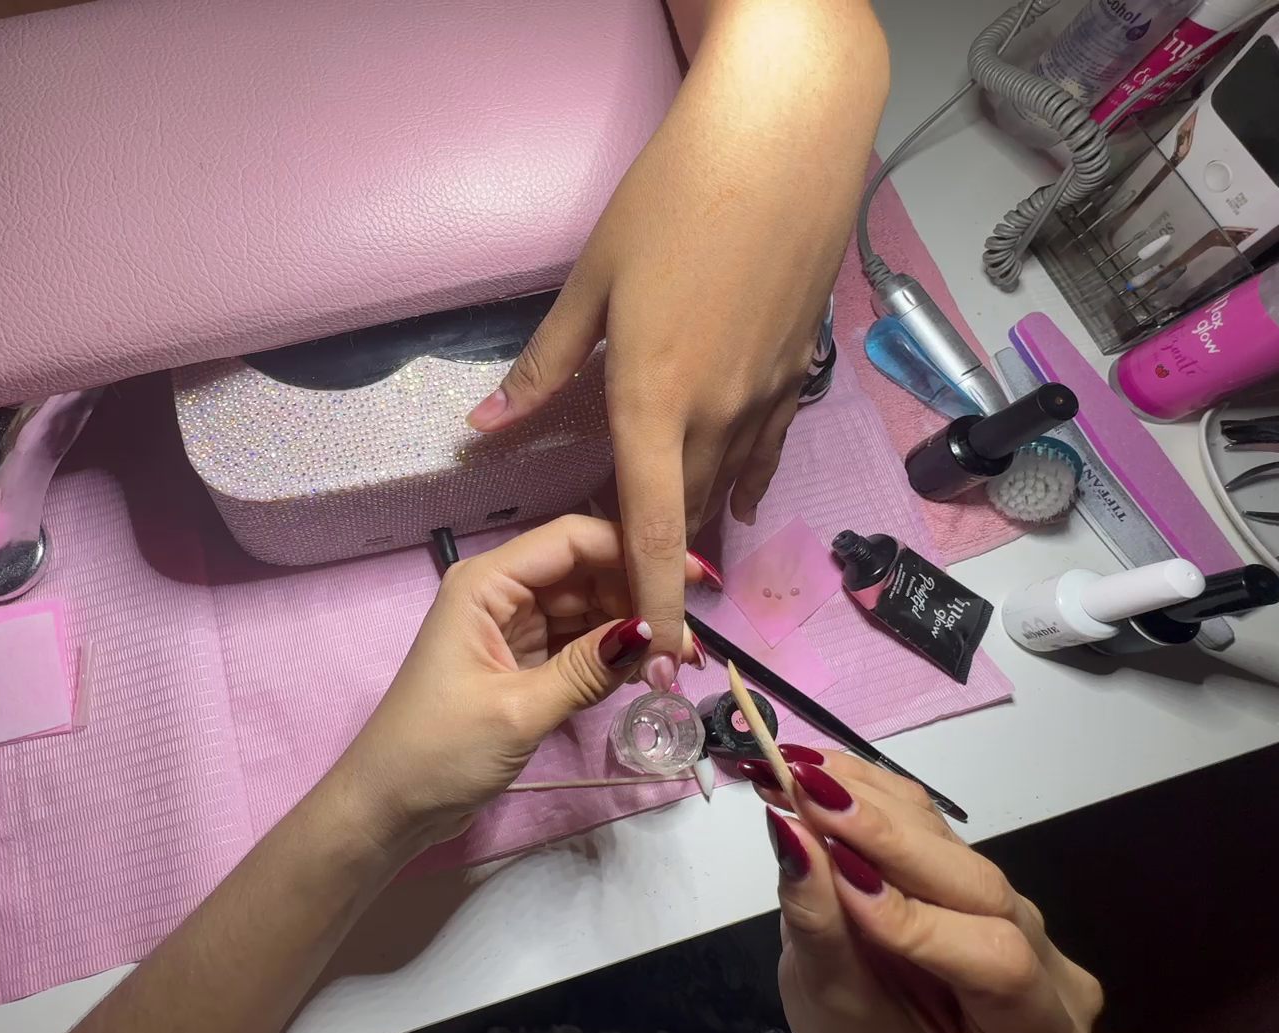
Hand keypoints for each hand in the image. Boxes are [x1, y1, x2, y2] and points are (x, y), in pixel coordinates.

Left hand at [330, 515, 702, 853]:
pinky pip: (576, 640)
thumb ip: (587, 668)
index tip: (691, 580)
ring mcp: (512, 625)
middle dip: (638, 599)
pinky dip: (609, 653)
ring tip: (677, 662)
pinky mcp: (521, 658)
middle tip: (688, 642)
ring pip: (586, 607)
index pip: (571, 541)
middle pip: (585, 571)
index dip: (632, 551)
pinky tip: (645, 670)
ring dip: (630, 629)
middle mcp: (500, 592)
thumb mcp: (518, 710)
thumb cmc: (439, 750)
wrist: (390, 805)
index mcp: (486, 582)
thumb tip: (654, 631)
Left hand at [465, 0, 888, 674]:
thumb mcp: (592, 284)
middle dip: (662, 559)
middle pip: (685, 511)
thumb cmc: (673, 204)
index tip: (656, 646)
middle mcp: (715, 414)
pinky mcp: (795, 372)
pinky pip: (765, 449)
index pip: (650, 524)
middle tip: (636, 588)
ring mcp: (765, 396)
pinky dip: (742, 480)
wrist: (788, 139)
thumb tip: (483, 425)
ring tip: (678, 557)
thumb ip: (541, 369)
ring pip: (724, 483)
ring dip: (697, 522)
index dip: (651, 593)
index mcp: (651, 400)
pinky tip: (736, 498)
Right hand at [739, 749, 1104, 1032]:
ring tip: (793, 768)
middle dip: (881, 834)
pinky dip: (867, 792)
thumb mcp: (832, 1001)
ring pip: (947, 840)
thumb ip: (816, 919)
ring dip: (864, 799)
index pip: (994, 959)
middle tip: (802, 789)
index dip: (913, 914)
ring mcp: (1015, 913)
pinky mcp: (969, 874)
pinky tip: (818, 767)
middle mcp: (1050, 966)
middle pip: (976, 883)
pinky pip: (927, 822)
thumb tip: (788, 830)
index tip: (832, 868)